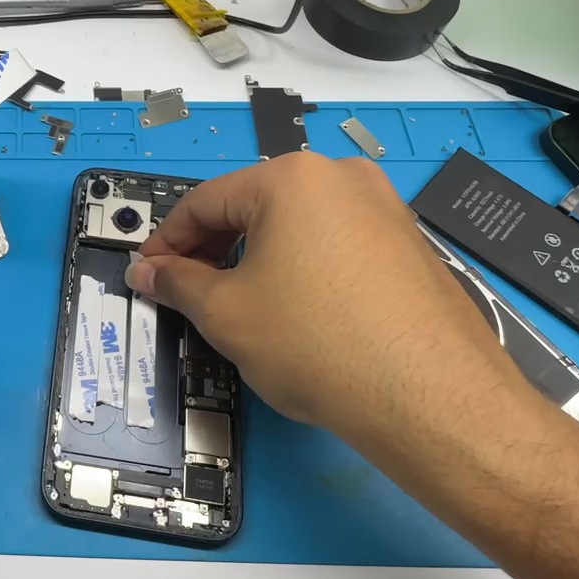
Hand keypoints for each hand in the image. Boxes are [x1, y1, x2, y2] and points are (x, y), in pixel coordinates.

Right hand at [124, 152, 523, 445]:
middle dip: (210, 251)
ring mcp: (382, 208)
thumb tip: (146, 271)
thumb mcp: (225, 313)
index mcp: (292, 178)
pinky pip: (332, 244)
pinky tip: (292, 312)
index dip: (166, 241)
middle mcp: (341, 178)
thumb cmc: (319, 344)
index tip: (149, 272)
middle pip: (250, 208)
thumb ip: (176, 283)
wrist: (432, 400)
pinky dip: (298, 269)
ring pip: (293, 227)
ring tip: (237, 306)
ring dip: (253, 260)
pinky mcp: (408, 244)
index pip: (204, 202)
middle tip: (186, 292)